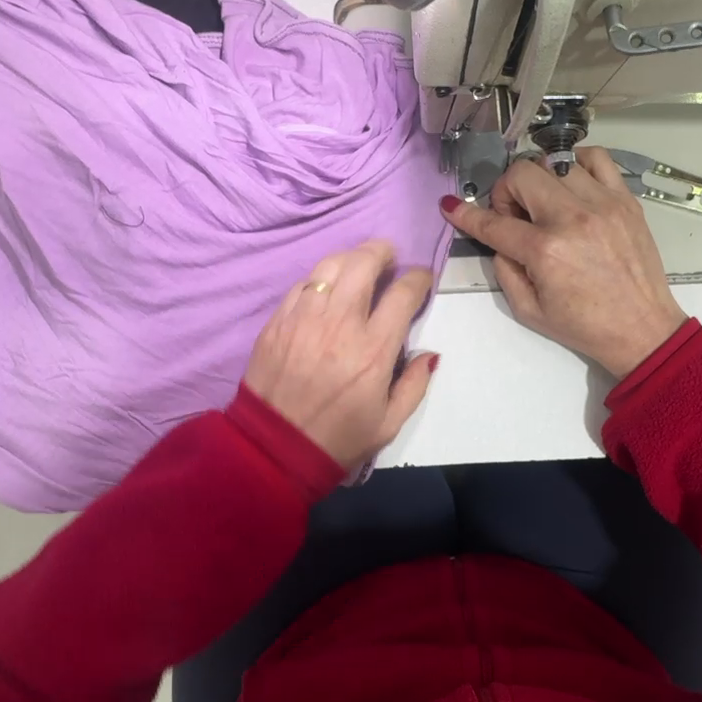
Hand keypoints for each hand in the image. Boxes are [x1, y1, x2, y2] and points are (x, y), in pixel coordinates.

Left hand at [242, 240, 437, 468]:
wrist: (273, 450)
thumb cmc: (338, 440)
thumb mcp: (389, 423)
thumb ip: (414, 384)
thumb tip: (428, 353)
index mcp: (373, 350)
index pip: (403, 293)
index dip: (418, 278)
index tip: (421, 280)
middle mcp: (340, 324)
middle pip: (363, 262)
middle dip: (382, 252)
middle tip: (389, 258)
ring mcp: (304, 319)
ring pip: (329, 265)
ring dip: (350, 258)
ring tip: (358, 266)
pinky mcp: (277, 322)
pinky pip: (302, 285)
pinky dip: (319, 279)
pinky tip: (326, 289)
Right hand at [441, 148, 686, 378]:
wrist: (641, 328)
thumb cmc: (584, 326)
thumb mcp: (529, 310)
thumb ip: (504, 270)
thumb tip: (498, 238)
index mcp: (545, 252)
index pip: (494, 222)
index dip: (467, 215)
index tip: (452, 206)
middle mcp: (572, 219)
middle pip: (522, 174)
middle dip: (507, 192)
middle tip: (515, 216)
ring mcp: (602, 204)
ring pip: (555, 162)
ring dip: (540, 180)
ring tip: (546, 204)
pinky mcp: (625, 200)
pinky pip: (596, 158)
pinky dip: (576, 163)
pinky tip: (572, 185)